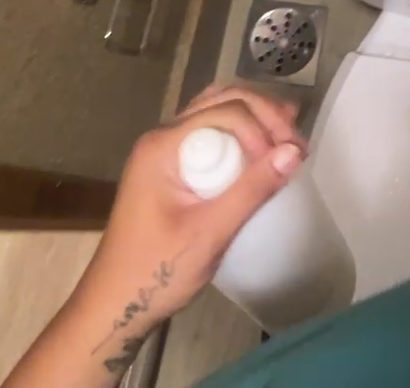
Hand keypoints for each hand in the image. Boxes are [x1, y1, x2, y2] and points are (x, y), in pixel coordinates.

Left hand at [7, 84, 304, 386]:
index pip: (226, 110)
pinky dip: (242, 133)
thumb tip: (295, 152)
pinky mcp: (173, 166)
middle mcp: (163, 135)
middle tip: (296, 143)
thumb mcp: (209, 234)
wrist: (113, 308)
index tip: (290, 158)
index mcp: (163, 144)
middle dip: (265, 114)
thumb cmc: (156, 272)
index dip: (263, 127)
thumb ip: (251, 191)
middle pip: (223, 100)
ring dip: (256, 117)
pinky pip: (213, 132)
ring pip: (219, 110)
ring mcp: (166, 149)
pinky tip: (264, 149)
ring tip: (288, 137)